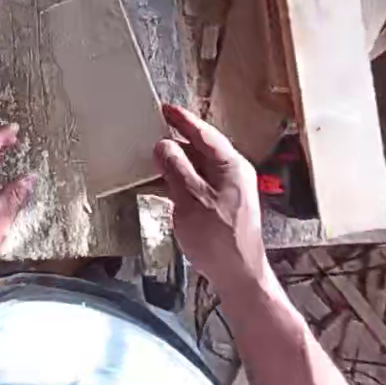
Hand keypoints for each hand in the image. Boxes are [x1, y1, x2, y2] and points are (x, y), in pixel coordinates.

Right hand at [154, 104, 272, 298]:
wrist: (237, 275)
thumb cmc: (220, 239)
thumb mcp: (192, 200)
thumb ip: (177, 170)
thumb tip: (163, 146)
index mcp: (231, 168)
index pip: (205, 136)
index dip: (183, 121)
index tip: (165, 109)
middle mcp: (230, 175)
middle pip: (199, 150)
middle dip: (175, 140)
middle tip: (150, 129)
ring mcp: (223, 191)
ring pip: (193, 168)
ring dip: (171, 162)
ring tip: (147, 155)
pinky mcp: (214, 207)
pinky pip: (191, 184)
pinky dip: (174, 181)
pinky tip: (156, 183)